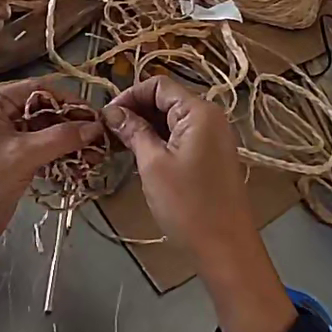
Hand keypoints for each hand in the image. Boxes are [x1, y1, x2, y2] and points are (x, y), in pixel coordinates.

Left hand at [0, 79, 103, 286]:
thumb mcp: (22, 155)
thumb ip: (61, 138)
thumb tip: (97, 128)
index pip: (38, 89)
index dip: (68, 100)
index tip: (95, 114)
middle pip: (45, 111)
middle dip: (72, 124)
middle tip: (101, 137)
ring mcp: (7, 139)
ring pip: (47, 133)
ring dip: (71, 143)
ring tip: (97, 154)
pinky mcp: (14, 161)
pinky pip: (44, 151)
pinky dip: (62, 157)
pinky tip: (84, 165)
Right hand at [102, 77, 295, 331]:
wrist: (226, 247)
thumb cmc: (188, 204)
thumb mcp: (153, 164)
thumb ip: (134, 131)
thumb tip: (112, 111)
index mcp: (200, 111)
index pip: (159, 84)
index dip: (129, 95)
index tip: (105, 117)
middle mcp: (211, 116)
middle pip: (167, 98)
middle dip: (136, 110)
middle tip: (108, 132)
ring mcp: (214, 136)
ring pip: (173, 118)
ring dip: (146, 126)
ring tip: (119, 144)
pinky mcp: (212, 155)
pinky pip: (182, 135)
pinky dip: (160, 139)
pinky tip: (140, 155)